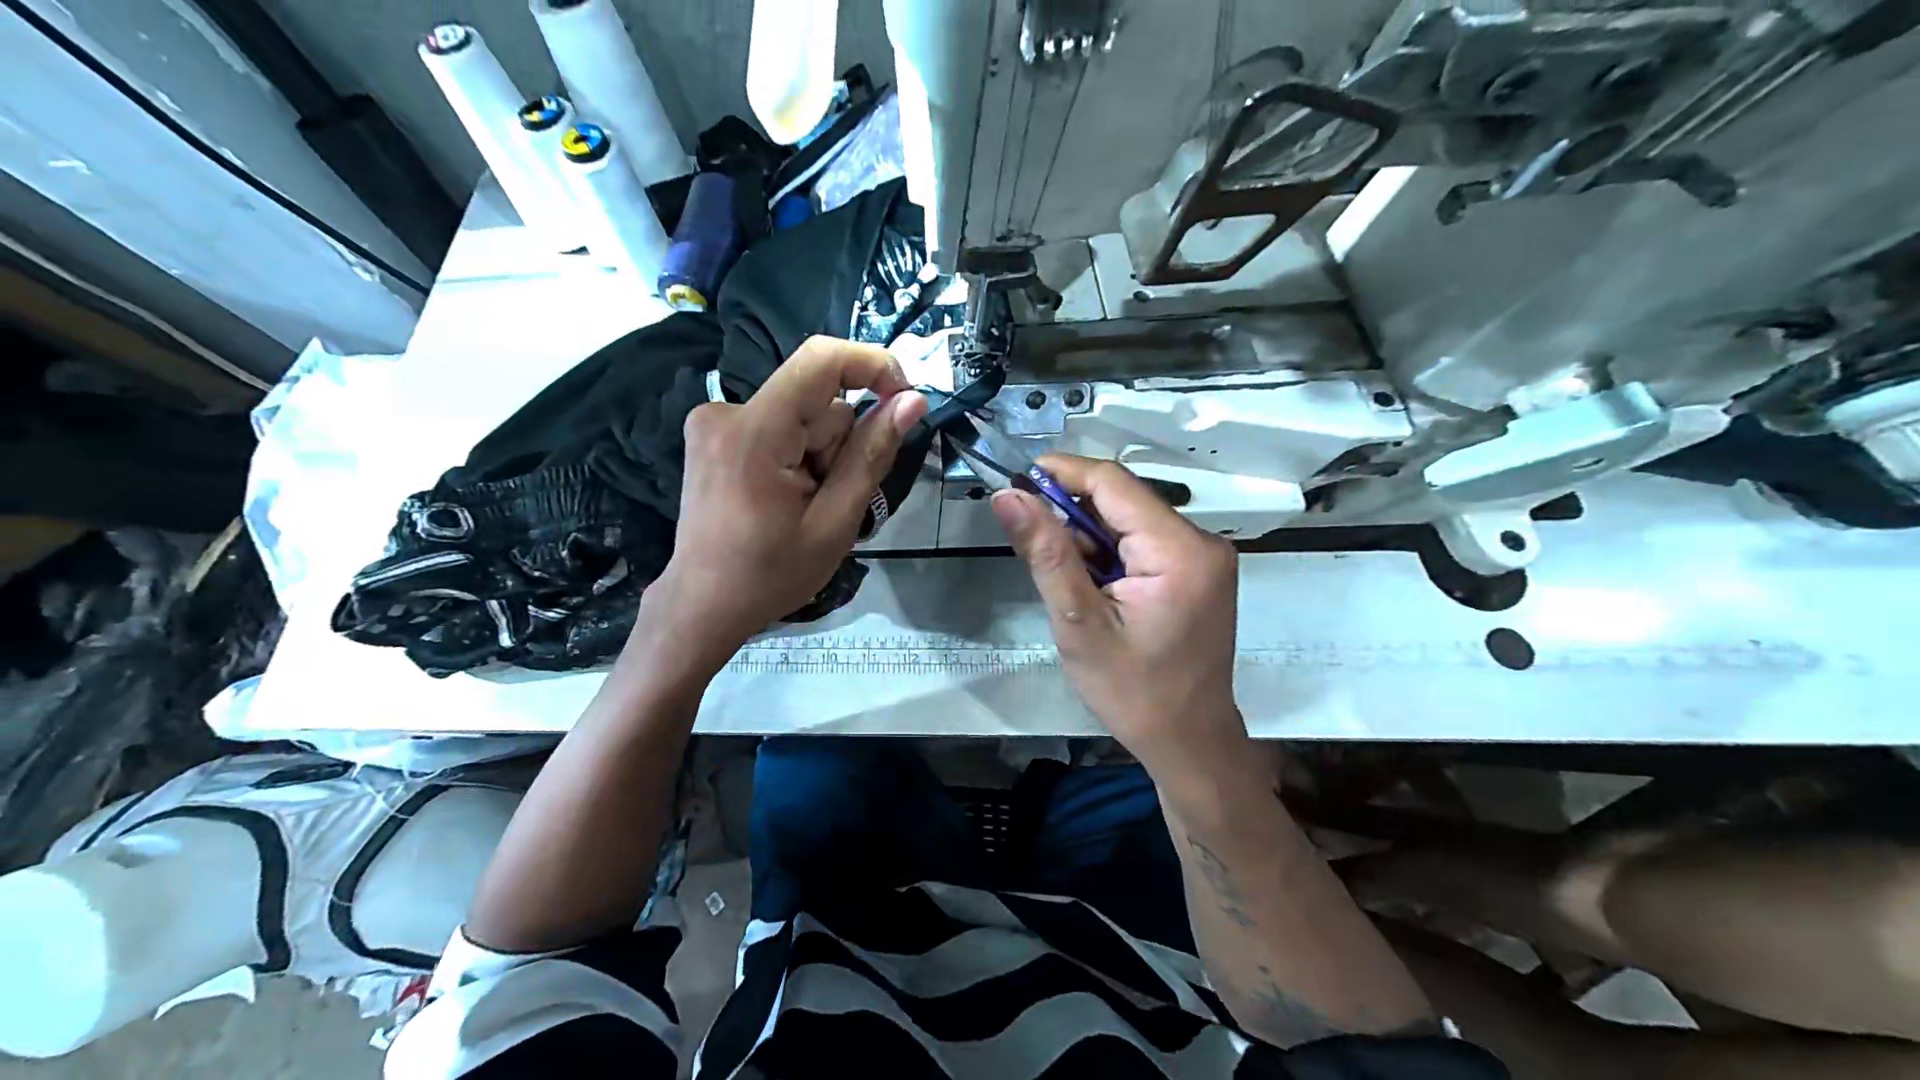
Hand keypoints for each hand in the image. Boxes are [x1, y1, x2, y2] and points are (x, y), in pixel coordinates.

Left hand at [647, 336, 926, 661]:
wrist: (703, 604)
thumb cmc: (769, 574)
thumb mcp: (834, 523)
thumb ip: (872, 455)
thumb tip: (912, 401)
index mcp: (754, 432)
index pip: (821, 361)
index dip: (873, 366)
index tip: (904, 401)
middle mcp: (727, 411)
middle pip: (817, 400)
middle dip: (840, 442)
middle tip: (830, 499)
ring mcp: (715, 420)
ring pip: (802, 415)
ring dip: (820, 453)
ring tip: (805, 504)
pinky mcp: (715, 432)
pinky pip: (781, 425)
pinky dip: (798, 455)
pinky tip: (786, 495)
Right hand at [991, 456, 1247, 778]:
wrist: (1189, 741)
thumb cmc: (1132, 692)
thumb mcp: (1078, 623)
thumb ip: (1045, 553)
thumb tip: (1008, 495)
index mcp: (1180, 551)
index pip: (1114, 483)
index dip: (1062, 472)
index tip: (1017, 480)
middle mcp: (1202, 541)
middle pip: (1124, 499)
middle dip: (1074, 513)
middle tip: (1036, 546)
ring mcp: (1205, 556)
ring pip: (1131, 519)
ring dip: (1091, 537)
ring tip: (1071, 584)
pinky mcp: (1199, 570)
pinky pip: (1145, 540)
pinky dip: (1112, 553)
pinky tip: (1096, 588)